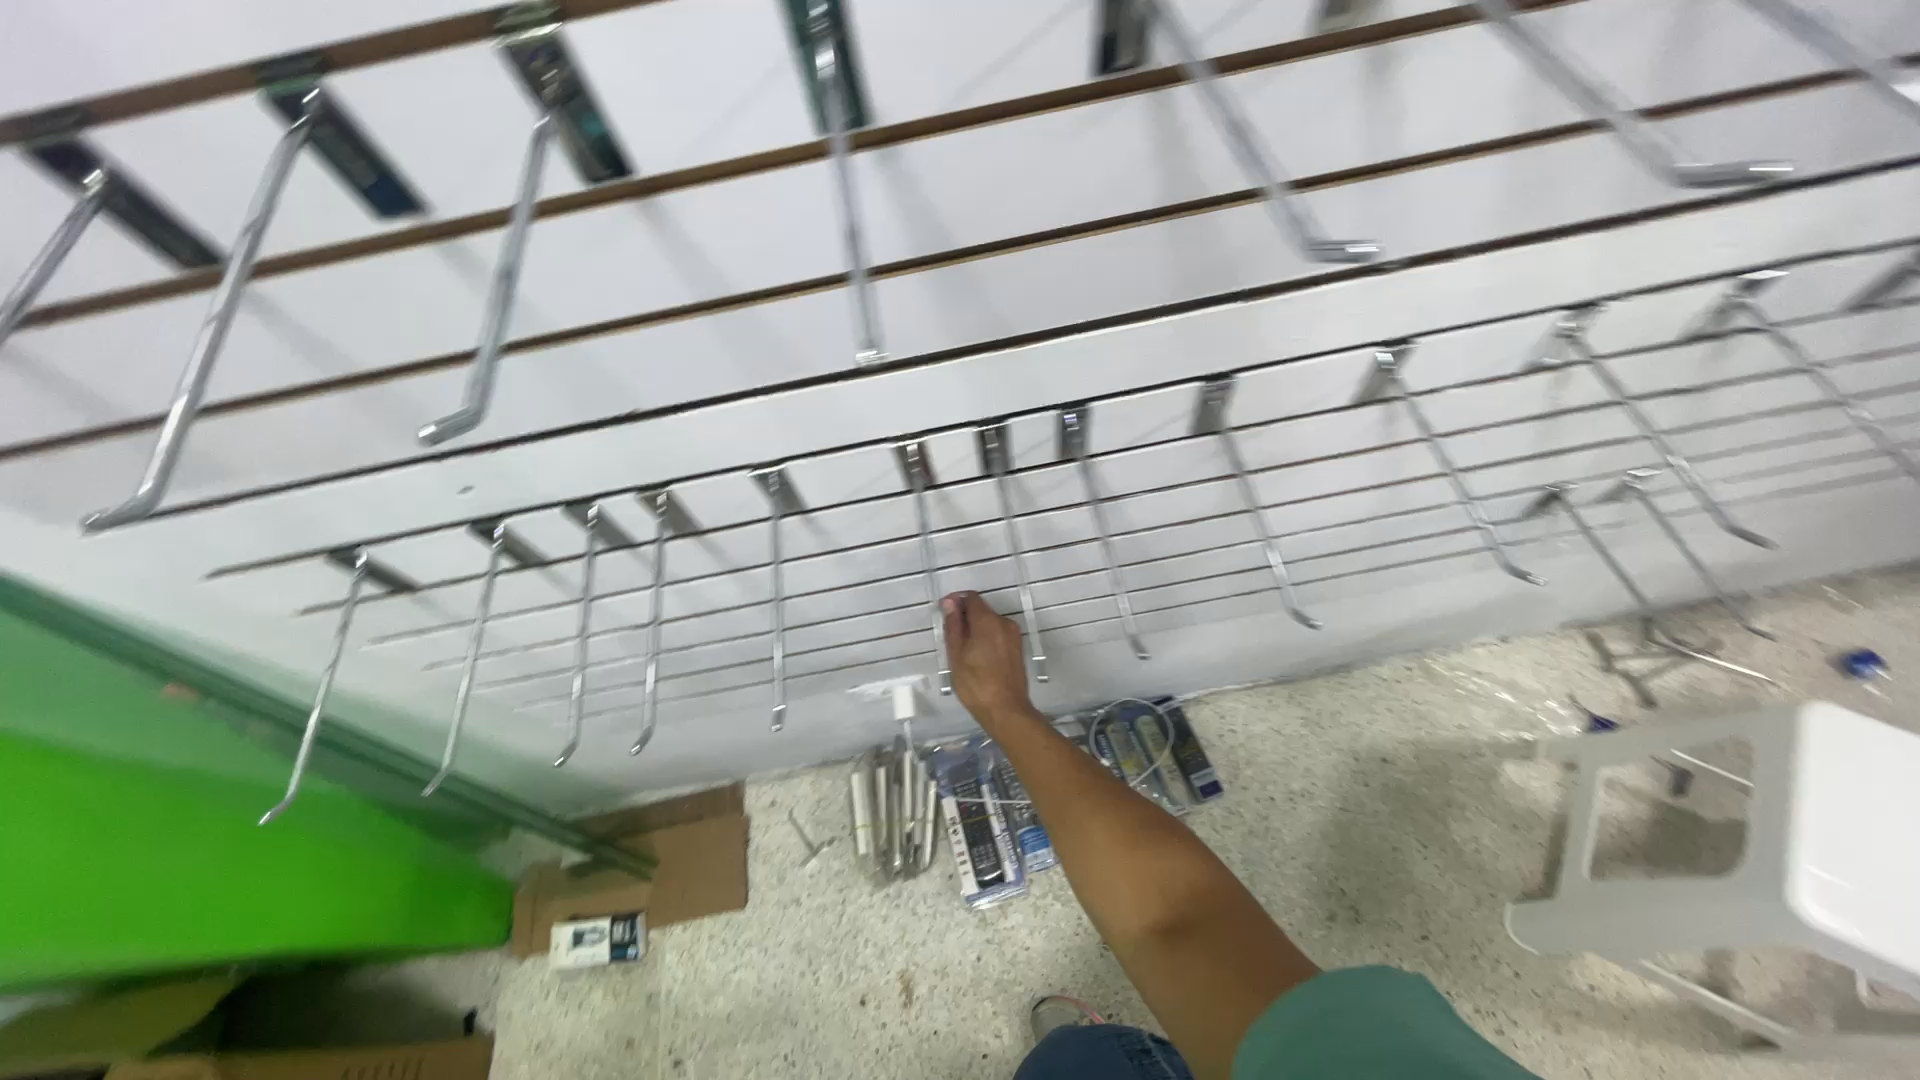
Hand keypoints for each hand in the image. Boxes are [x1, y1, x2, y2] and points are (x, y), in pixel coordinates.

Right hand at [942, 591, 1033, 721]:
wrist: (1005, 709)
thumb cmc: (975, 683)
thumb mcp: (956, 654)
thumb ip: (954, 625)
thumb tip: (950, 602)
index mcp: (988, 620)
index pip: (971, 598)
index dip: (956, 602)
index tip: (945, 614)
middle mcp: (1004, 622)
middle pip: (981, 610)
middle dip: (965, 618)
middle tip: (951, 639)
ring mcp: (1014, 636)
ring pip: (990, 623)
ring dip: (976, 629)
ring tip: (963, 652)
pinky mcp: (1017, 649)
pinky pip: (998, 635)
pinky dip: (986, 639)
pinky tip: (978, 658)